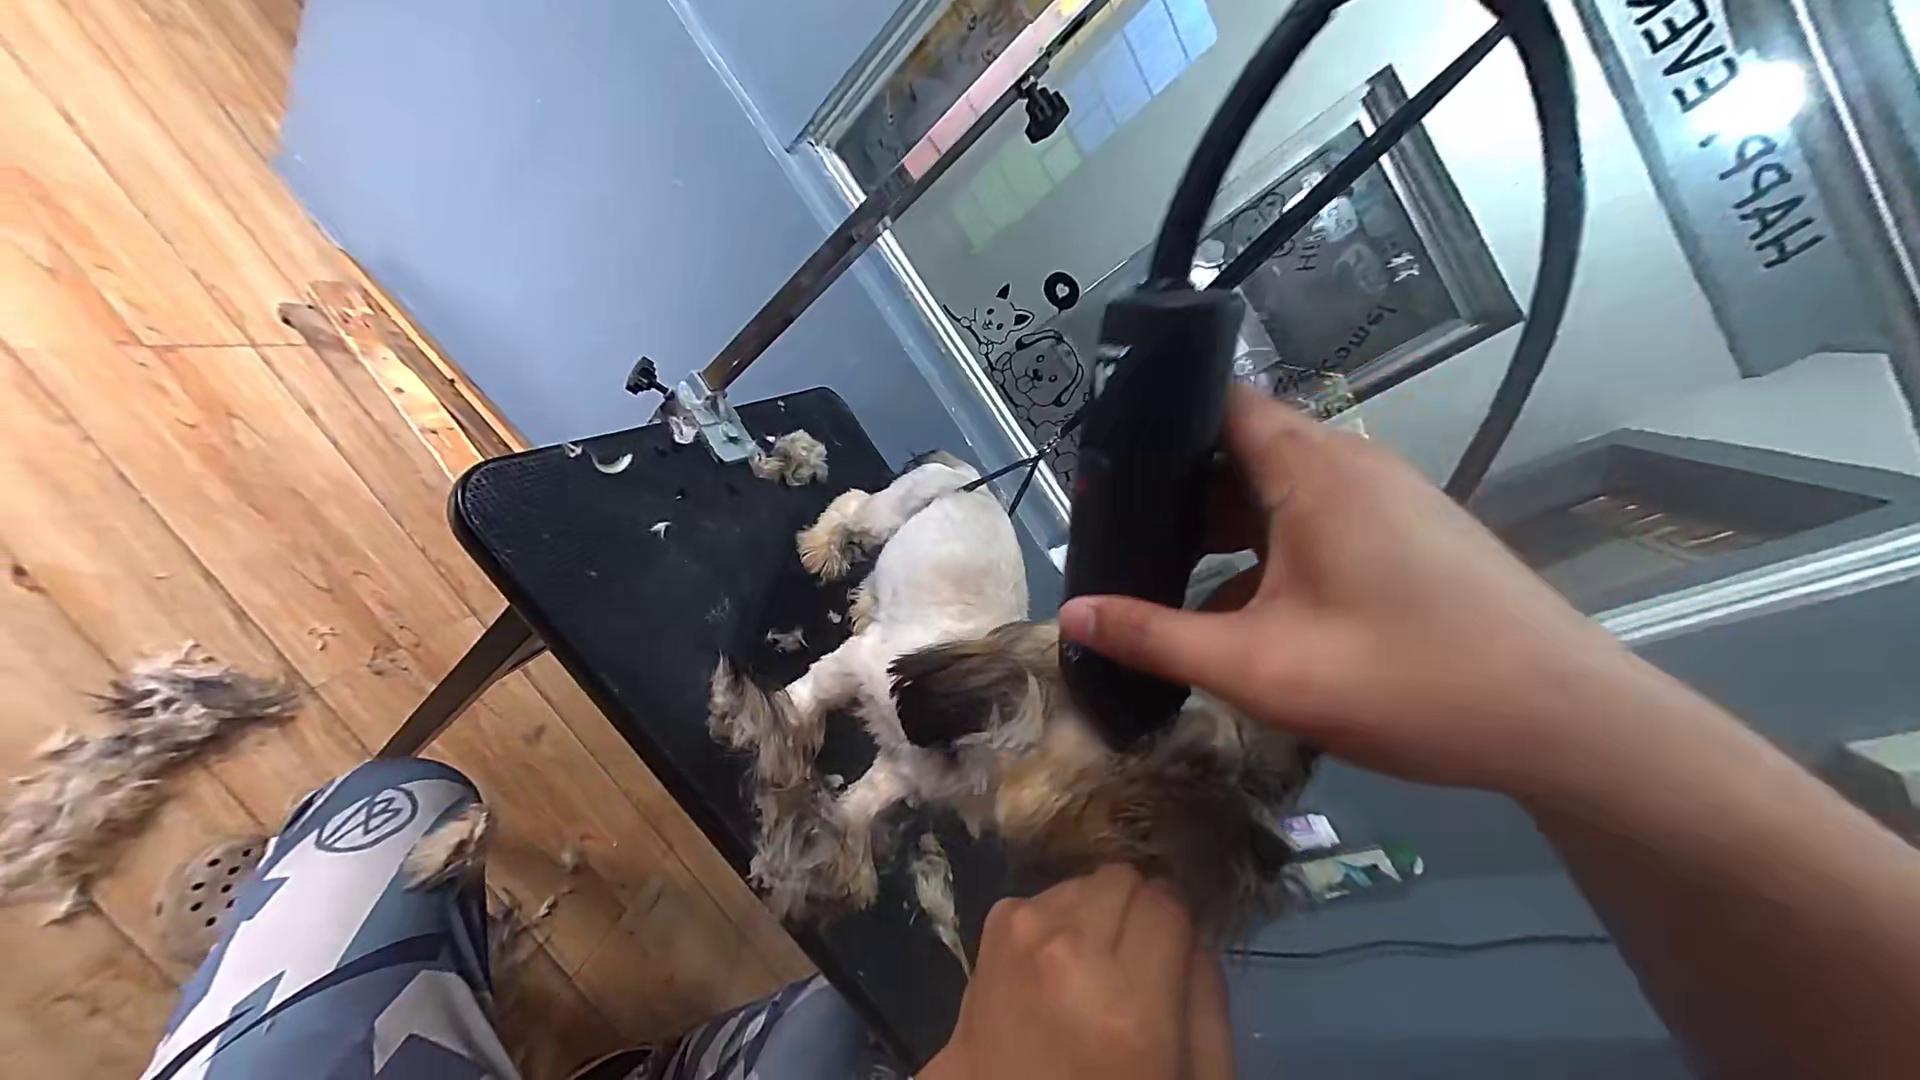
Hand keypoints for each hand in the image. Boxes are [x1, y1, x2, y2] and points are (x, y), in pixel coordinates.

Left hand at [920, 864, 1231, 1079]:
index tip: (1171, 944)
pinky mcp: (996, 920)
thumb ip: (1206, 999)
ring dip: (1095, 911)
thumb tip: (1192, 929)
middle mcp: (1071, 950)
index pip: (1167, 901)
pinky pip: (1050, 893)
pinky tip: (1052, 963)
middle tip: (1129, 957)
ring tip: (1088, 964)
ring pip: (1086, 879)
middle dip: (1135, 907)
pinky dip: (1059, 917)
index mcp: (1129, 1004)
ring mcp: (1026, 927)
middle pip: (1123, 877)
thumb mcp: (1190, 1078)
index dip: (1175, 920)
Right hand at [1059, 386, 1668, 797]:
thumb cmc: (1408, 681)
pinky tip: (1242, 609)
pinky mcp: (1404, 535)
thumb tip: (1073, 615)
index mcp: (1312, 471)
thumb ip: (1155, 637)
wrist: (1571, 729)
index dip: (1159, 424)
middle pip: (1240, 451)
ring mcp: (1384, 500)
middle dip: (1178, 490)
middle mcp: (1350, 466)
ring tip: (1168, 571)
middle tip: (1123, 532)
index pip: (1222, 404)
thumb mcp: (1258, 667)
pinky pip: (1311, 521)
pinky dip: (1265, 549)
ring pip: (1275, 491)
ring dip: (1221, 526)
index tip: (1109, 466)